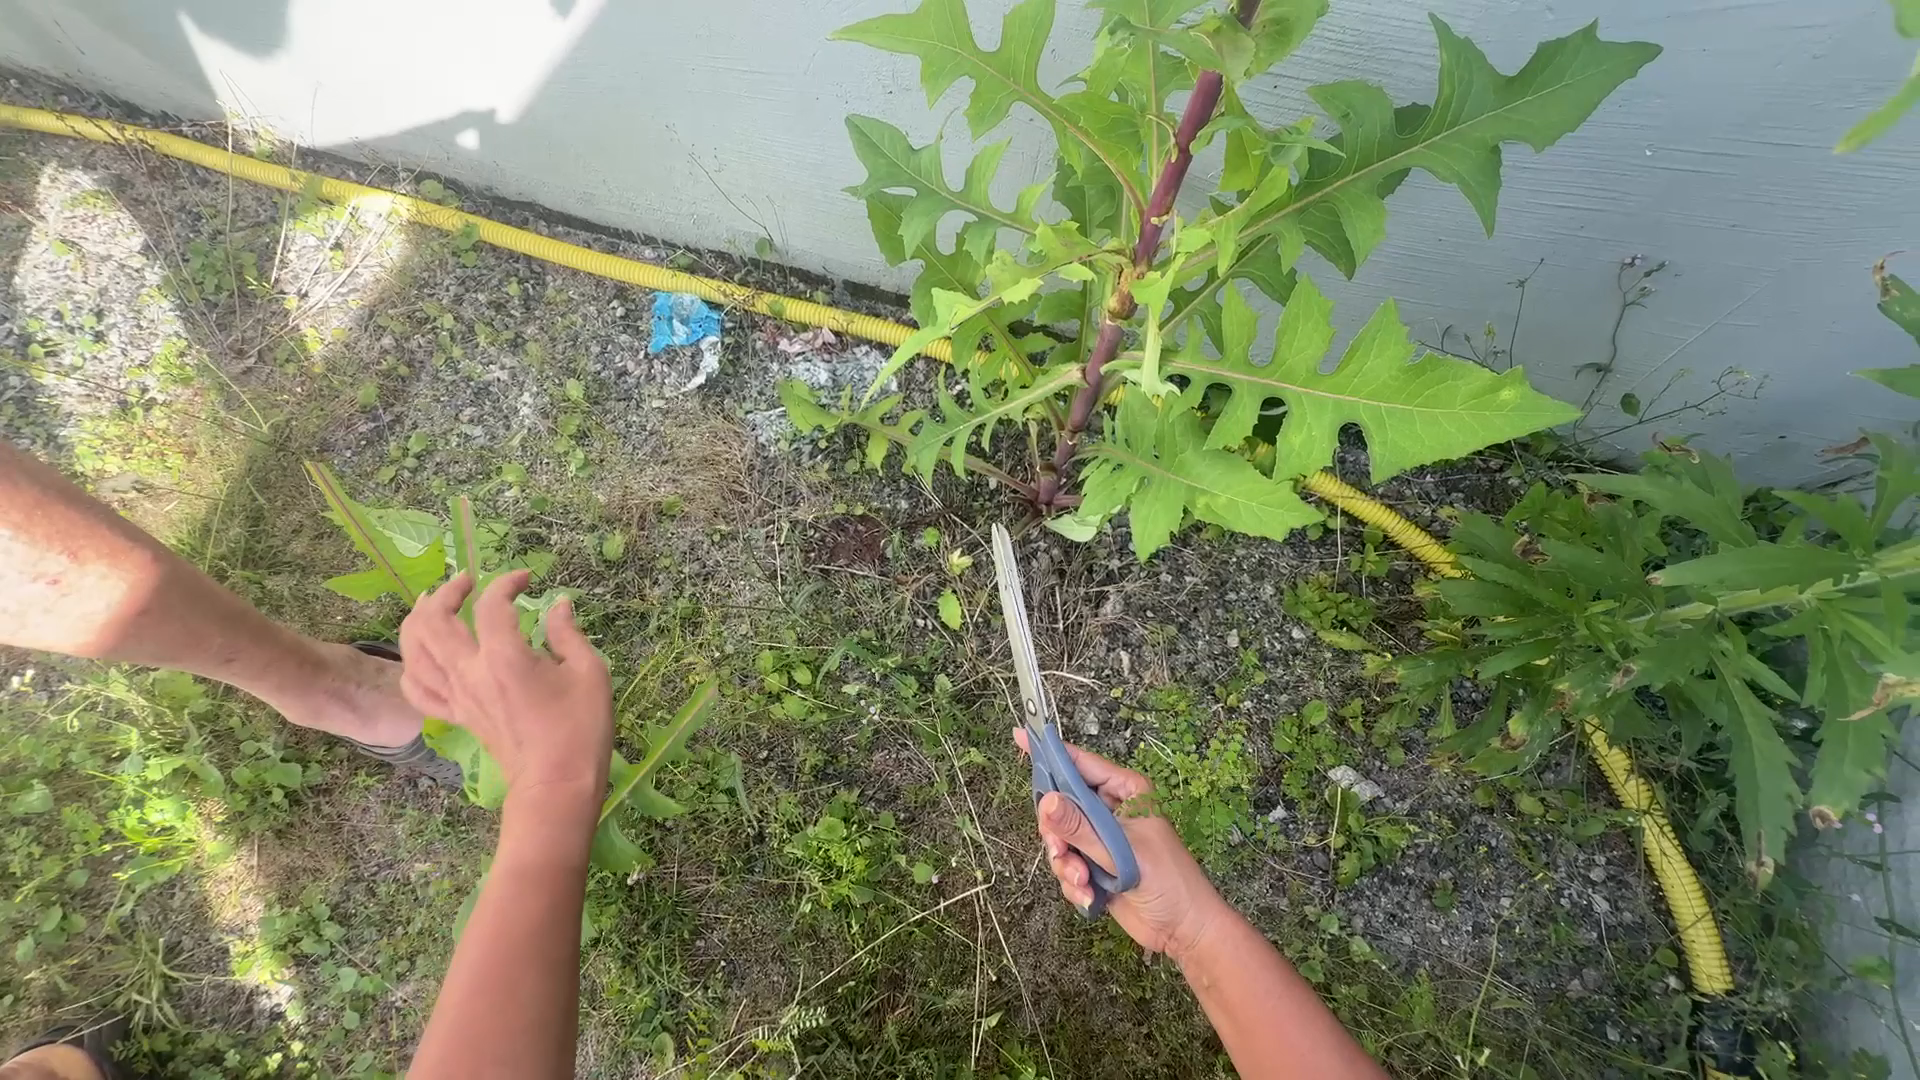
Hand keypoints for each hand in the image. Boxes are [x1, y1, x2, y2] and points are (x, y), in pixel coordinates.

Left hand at [399, 572, 612, 809]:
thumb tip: (558, 605)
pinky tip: (425, 654)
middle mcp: (470, 673)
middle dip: (447, 592)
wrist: (557, 781)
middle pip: (433, 622)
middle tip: (469, 580)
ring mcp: (457, 696)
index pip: (492, 606)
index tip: (528, 577)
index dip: (507, 583)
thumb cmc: (581, 725)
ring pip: (414, 651)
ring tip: (434, 604)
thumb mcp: (590, 672)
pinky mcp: (456, 715)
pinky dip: (414, 664)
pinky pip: (417, 688)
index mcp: (505, 658)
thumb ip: (568, 634)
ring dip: (419, 620)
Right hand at [1014, 730, 1229, 962]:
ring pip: (1059, 837)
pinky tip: (1091, 896)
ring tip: (1083, 881)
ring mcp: (1099, 837)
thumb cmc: (1168, 881)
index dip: (1049, 753)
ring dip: (1066, 863)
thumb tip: (1046, 800)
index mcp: (1124, 790)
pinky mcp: (1093, 864)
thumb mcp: (1121, 852)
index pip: (1080, 764)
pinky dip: (1073, 882)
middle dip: (1057, 833)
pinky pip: (1066, 863)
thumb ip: (1081, 828)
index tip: (1019, 735)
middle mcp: (1108, 809)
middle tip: (1061, 851)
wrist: (1184, 931)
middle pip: (1060, 803)